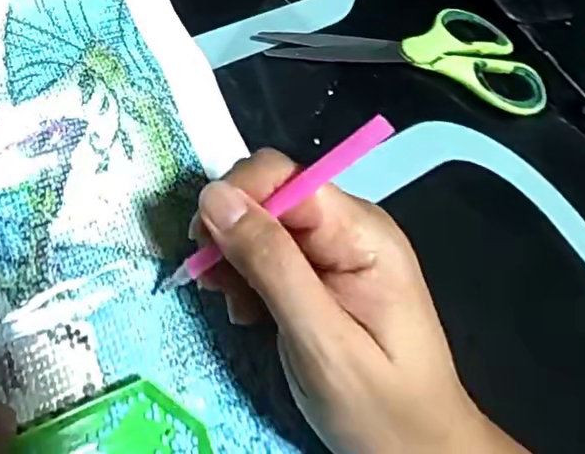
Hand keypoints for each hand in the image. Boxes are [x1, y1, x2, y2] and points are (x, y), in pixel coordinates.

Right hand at [193, 150, 526, 453]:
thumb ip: (268, 263)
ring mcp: (336, 247)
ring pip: (265, 221)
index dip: (238, 196)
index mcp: (359, 231)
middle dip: (232, 229)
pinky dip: (248, 274)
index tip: (203, 242)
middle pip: (271, 194)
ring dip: (236, 256)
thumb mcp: (320, 342)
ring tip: (234, 304)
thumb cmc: (381, 409)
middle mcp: (348, 224)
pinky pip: (272, 250)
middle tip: (214, 282)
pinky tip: (247, 309)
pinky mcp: (323, 270)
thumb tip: (213, 196)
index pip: (286, 176)